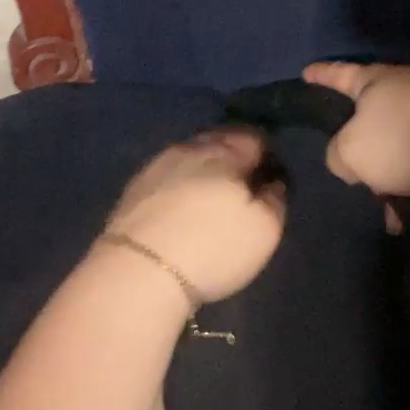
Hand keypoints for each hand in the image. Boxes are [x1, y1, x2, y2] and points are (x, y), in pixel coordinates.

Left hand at [104, 131, 285, 302]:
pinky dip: (178, 185)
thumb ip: (275, 200)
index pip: (254, 138)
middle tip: (242, 188)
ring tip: (210, 198)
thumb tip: (273, 183)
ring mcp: (157, 166)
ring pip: (190, 156)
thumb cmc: (212, 248)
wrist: (138, 271)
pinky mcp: (133, 189)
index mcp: (226, 152)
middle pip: (219, 141)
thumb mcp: (264, 230)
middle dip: (233, 158)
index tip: (270, 179)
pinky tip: (180, 207)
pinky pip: (166, 176)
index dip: (267, 156)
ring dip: (203, 171)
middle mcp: (190, 148)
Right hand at [304, 61, 409, 195]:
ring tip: (384, 202)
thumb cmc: (400, 138)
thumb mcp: (351, 152)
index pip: (340, 74)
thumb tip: (348, 160)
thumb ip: (338, 155)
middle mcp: (406, 86)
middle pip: (375, 107)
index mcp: (374, 80)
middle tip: (349, 156)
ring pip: (402, 137)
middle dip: (362, 134)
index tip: (307, 72)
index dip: (322, 75)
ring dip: (391, 168)